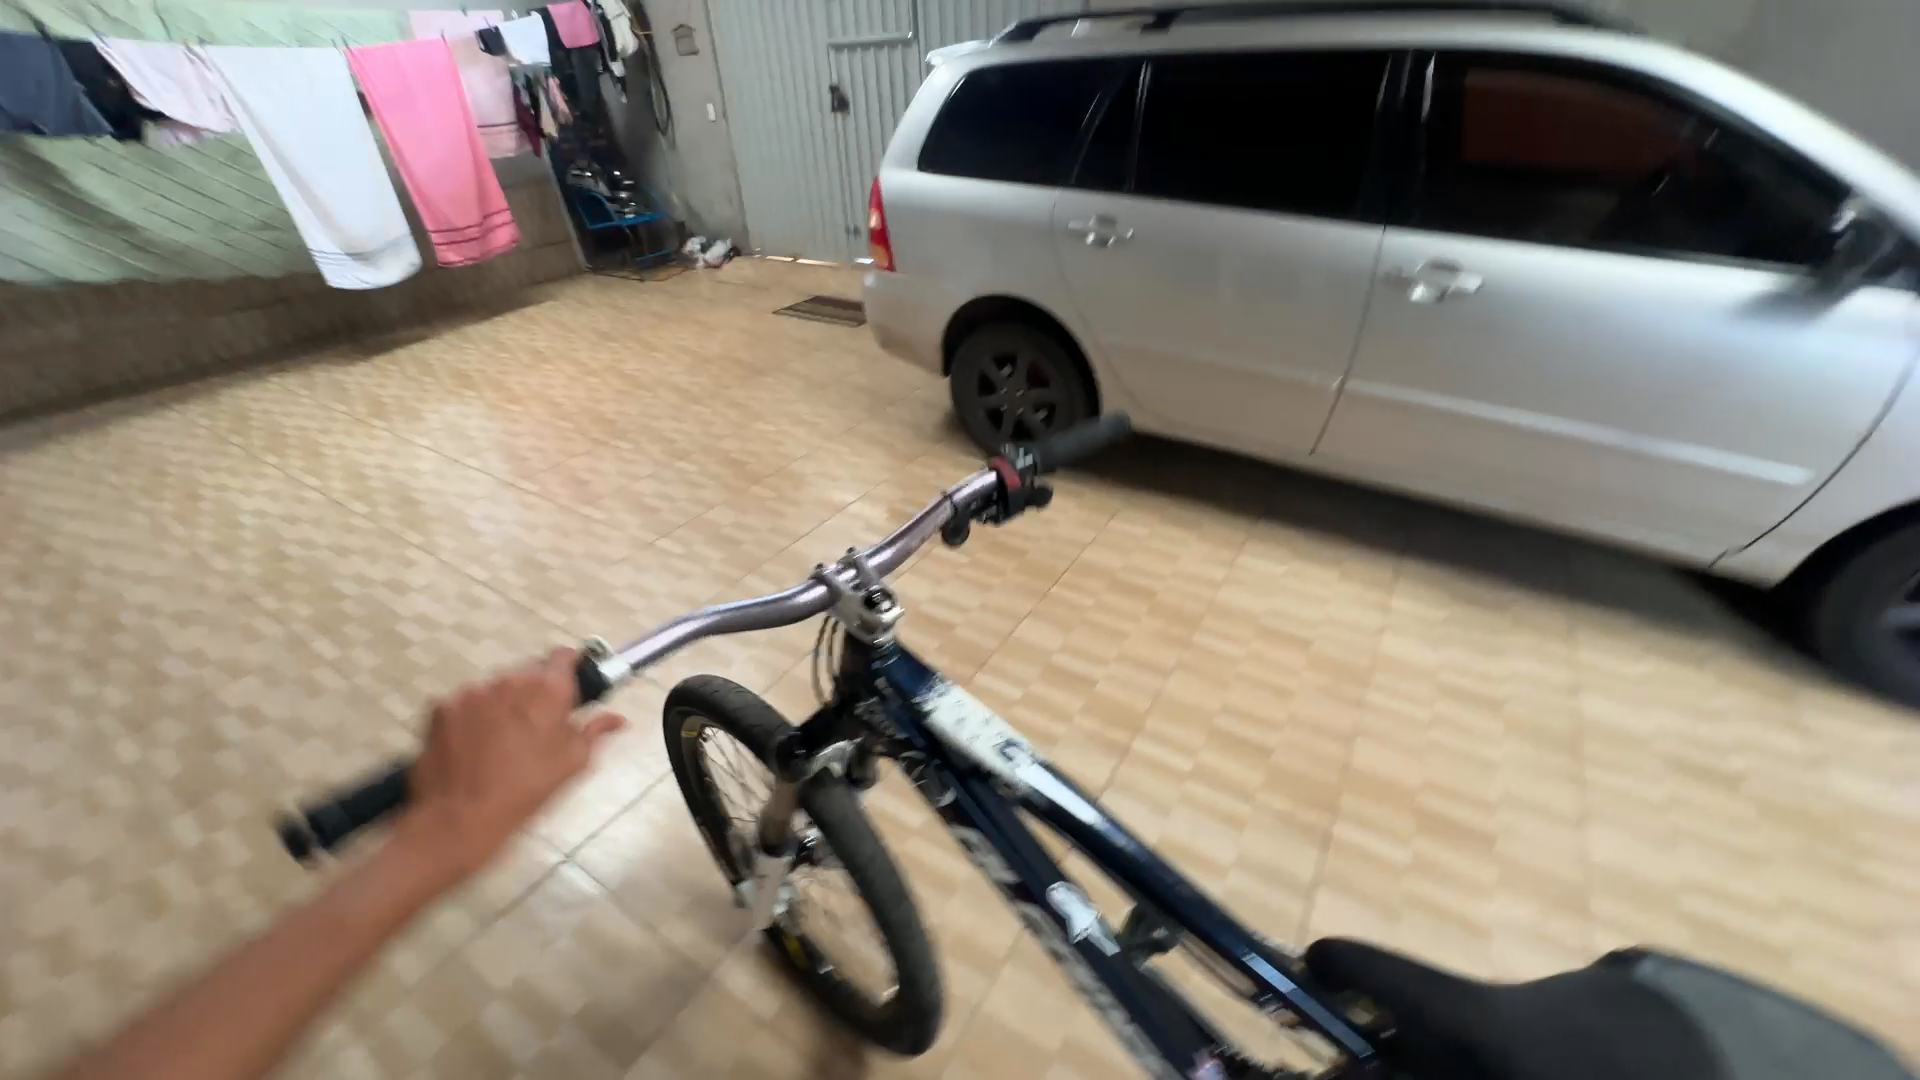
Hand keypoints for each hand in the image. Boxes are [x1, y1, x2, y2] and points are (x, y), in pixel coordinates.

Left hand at [399, 647, 626, 877]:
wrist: (459, 818)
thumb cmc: (527, 789)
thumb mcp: (573, 762)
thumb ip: (596, 731)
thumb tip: (619, 719)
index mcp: (548, 689)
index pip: (564, 654)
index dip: (570, 667)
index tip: (570, 686)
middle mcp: (510, 680)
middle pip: (530, 670)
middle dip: (537, 689)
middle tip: (538, 721)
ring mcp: (471, 692)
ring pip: (497, 686)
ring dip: (505, 701)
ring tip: (502, 736)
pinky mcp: (441, 707)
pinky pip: (466, 701)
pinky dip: (473, 714)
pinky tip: (474, 742)